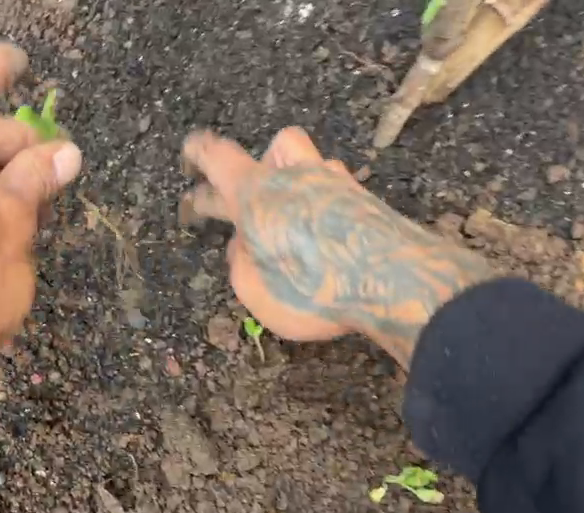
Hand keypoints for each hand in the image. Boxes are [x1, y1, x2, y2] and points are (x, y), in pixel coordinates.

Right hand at [180, 128, 491, 365]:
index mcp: (256, 193)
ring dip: (288, 188)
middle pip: (268, 155)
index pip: (220, 158)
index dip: (201, 153)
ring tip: (282, 222)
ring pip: (305, 170)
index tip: (191, 151)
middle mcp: (296, 177)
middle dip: (243, 180)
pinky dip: (317, 212)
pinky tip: (318, 239)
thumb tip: (245, 248)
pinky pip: (331, 196)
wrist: (392, 281)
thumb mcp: (252, 290)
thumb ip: (241, 264)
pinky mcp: (365, 202)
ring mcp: (336, 184)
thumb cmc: (310, 287)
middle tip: (227, 201)